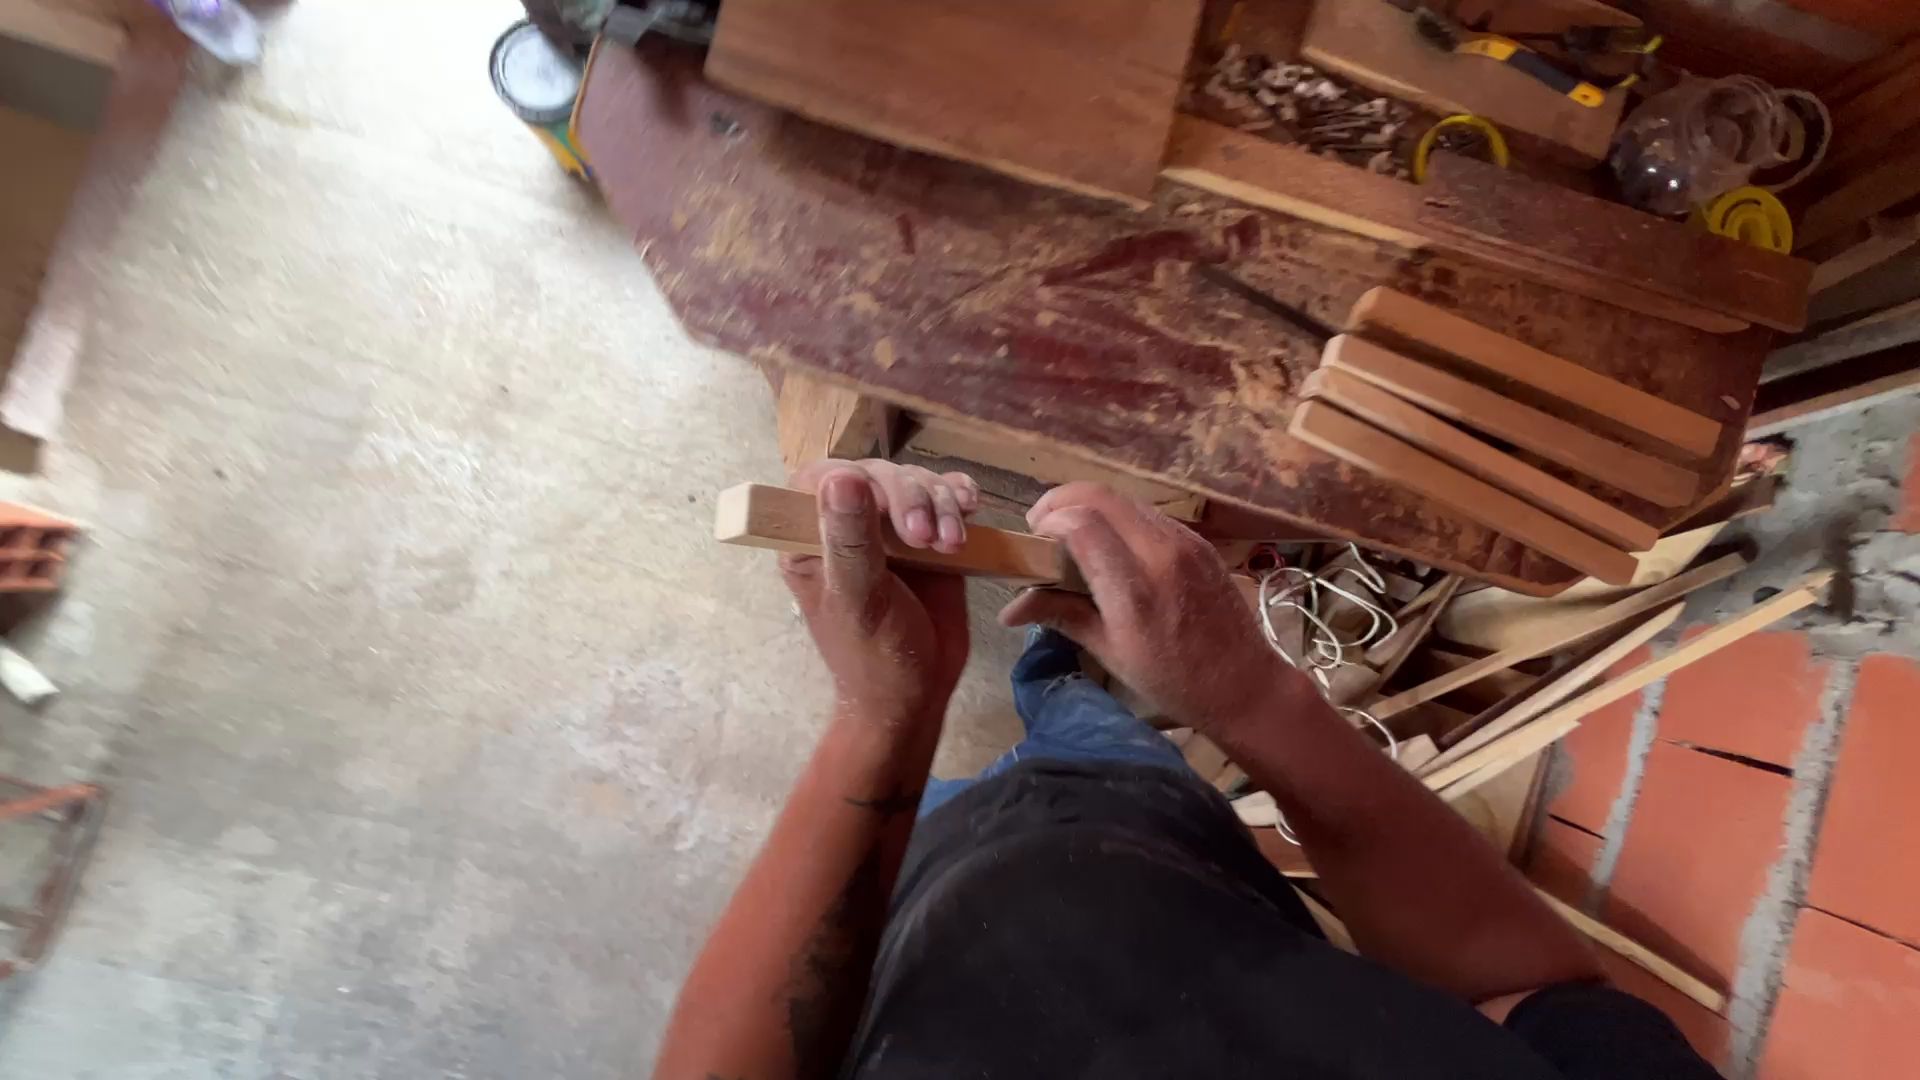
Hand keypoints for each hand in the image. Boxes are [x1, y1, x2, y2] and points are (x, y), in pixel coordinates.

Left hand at [780, 460, 976, 724]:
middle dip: (910, 496)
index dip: (858, 479)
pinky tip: (972, 508)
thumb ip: (850, 541)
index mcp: (809, 539)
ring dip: (941, 503)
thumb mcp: (859, 601)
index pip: (821, 477)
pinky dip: (960, 496)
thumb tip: (842, 478)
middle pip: (878, 473)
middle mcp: (848, 525)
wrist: (919, 691)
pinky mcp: (929, 534)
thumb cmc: (875, 657)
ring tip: (953, 543)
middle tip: (928, 540)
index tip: (889, 508)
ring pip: (916, 481)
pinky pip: (945, 495)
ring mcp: (891, 527)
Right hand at [997, 483, 1291, 733]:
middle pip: (1099, 496)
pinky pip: (1147, 513)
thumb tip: (1007, 610)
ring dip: (1089, 506)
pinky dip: (1118, 516)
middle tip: (1041, 525)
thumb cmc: (1172, 679)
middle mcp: (1160, 553)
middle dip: (1060, 501)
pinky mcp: (1198, 540)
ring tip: (1071, 533)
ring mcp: (1184, 541)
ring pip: (1123, 499)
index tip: (1033, 540)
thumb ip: (1060, 615)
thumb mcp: (1110, 651)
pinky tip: (1109, 543)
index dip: (1049, 522)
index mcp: (1133, 589)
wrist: (1245, 684)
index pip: (1080, 524)